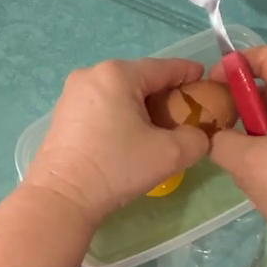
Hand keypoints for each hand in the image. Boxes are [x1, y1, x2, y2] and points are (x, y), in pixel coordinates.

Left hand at [24, 58, 210, 222]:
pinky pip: (100, 108)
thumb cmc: (116, 168)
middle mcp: (91, 75)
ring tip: (157, 127)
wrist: (62, 198)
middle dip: (163, 93)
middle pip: (139, 79)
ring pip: (118, 94)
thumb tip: (197, 135)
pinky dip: (118, 116)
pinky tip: (128, 136)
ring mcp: (71, 96)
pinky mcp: (62, 117)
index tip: (205, 80)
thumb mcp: (170, 154)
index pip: (164, 67)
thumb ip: (196, 138)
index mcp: (117, 74)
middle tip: (183, 112)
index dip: (188, 73)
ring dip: (139, 106)